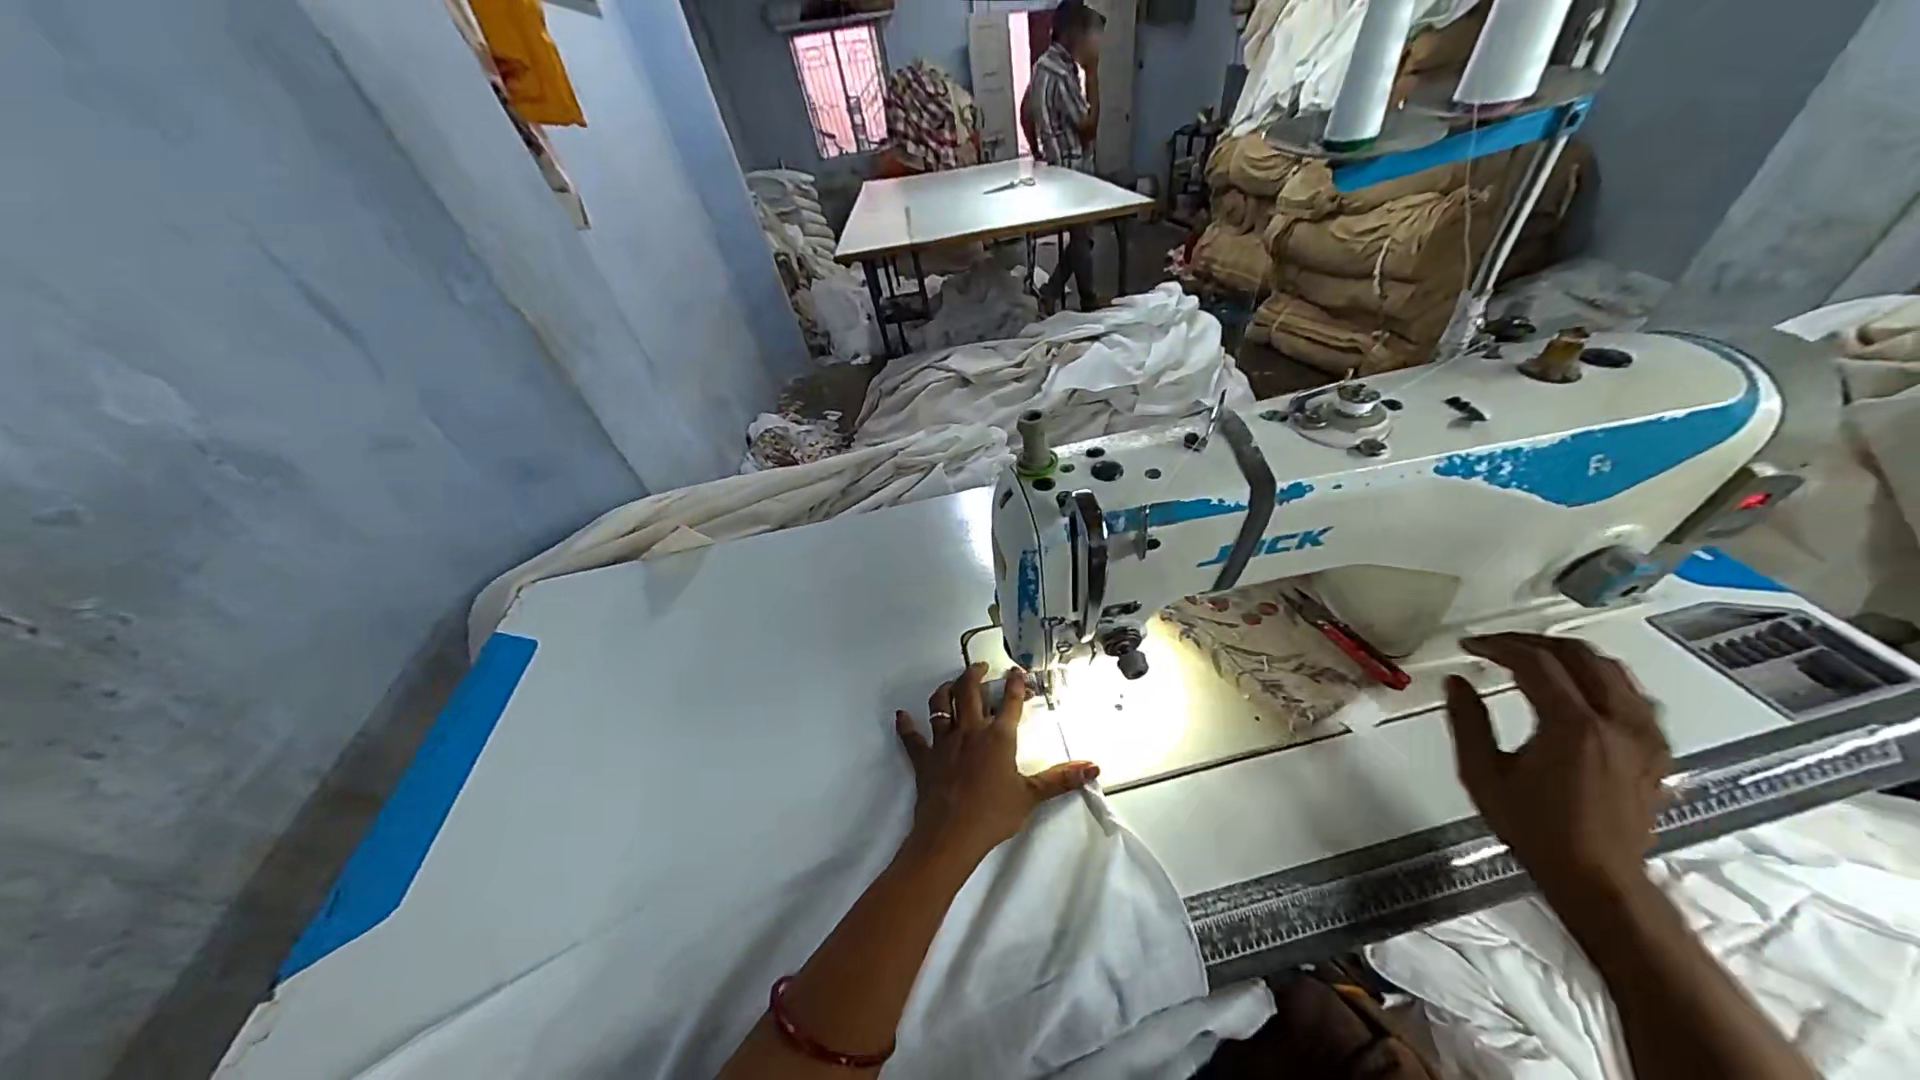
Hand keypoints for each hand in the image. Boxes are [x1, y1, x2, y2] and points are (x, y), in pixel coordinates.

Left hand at [895, 664, 1098, 863]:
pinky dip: (906, 725)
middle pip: (969, 691)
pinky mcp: (923, 757)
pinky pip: (912, 736)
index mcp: (998, 737)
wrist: (951, 834)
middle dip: (975, 674)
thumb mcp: (1031, 796)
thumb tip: (1092, 767)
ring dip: (945, 690)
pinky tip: (902, 715)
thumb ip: (1061, 779)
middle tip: (981, 667)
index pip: (1010, 702)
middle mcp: (970, 731)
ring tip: (951, 683)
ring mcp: (943, 742)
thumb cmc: (993, 814)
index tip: (1018, 671)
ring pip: (940, 704)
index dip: (1015, 684)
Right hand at [1444, 634, 1671, 897]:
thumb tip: (1457, 681)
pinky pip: (1633, 697)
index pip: (1536, 662)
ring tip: (1534, 659)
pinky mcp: (1658, 752)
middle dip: (1533, 642)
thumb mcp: (1482, 773)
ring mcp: (1646, 738)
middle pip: (1581, 656)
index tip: (1470, 645)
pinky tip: (1577, 688)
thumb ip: (1468, 720)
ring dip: (1569, 656)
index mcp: (1574, 727)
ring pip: (1613, 671)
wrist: (1596, 877)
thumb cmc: (1533, 828)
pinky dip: (1600, 679)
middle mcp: (1619, 724)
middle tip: (1498, 645)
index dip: (1498, 645)